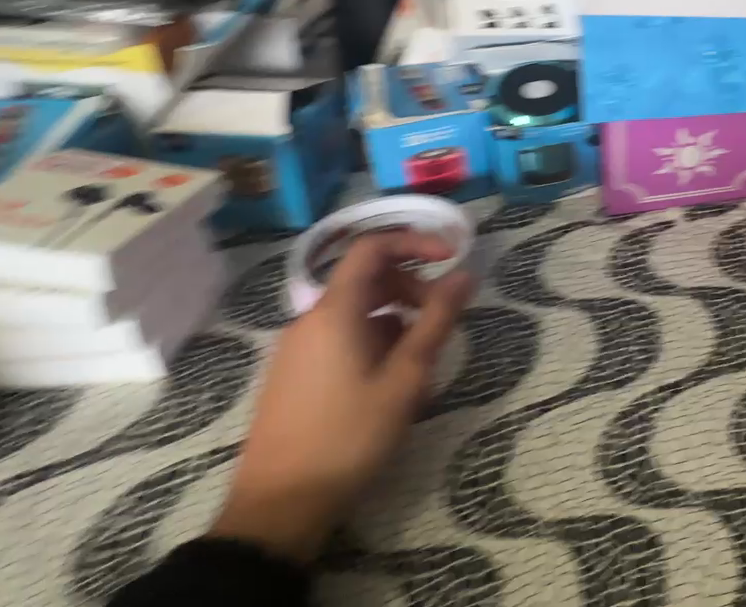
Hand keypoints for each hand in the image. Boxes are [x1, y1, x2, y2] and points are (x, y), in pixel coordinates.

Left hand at [212, 231, 474, 561]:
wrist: (280, 505)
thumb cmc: (351, 433)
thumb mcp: (407, 375)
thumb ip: (437, 319)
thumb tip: (464, 274)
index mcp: (334, 313)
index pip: (371, 248)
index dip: (414, 241)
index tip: (452, 255)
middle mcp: (310, 321)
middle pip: (368, 279)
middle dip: (413, 286)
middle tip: (444, 317)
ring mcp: (298, 349)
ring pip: (358, 311)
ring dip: (398, 317)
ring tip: (423, 358)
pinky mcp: (295, 374)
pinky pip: (343, 336)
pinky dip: (376, 339)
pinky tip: (393, 380)